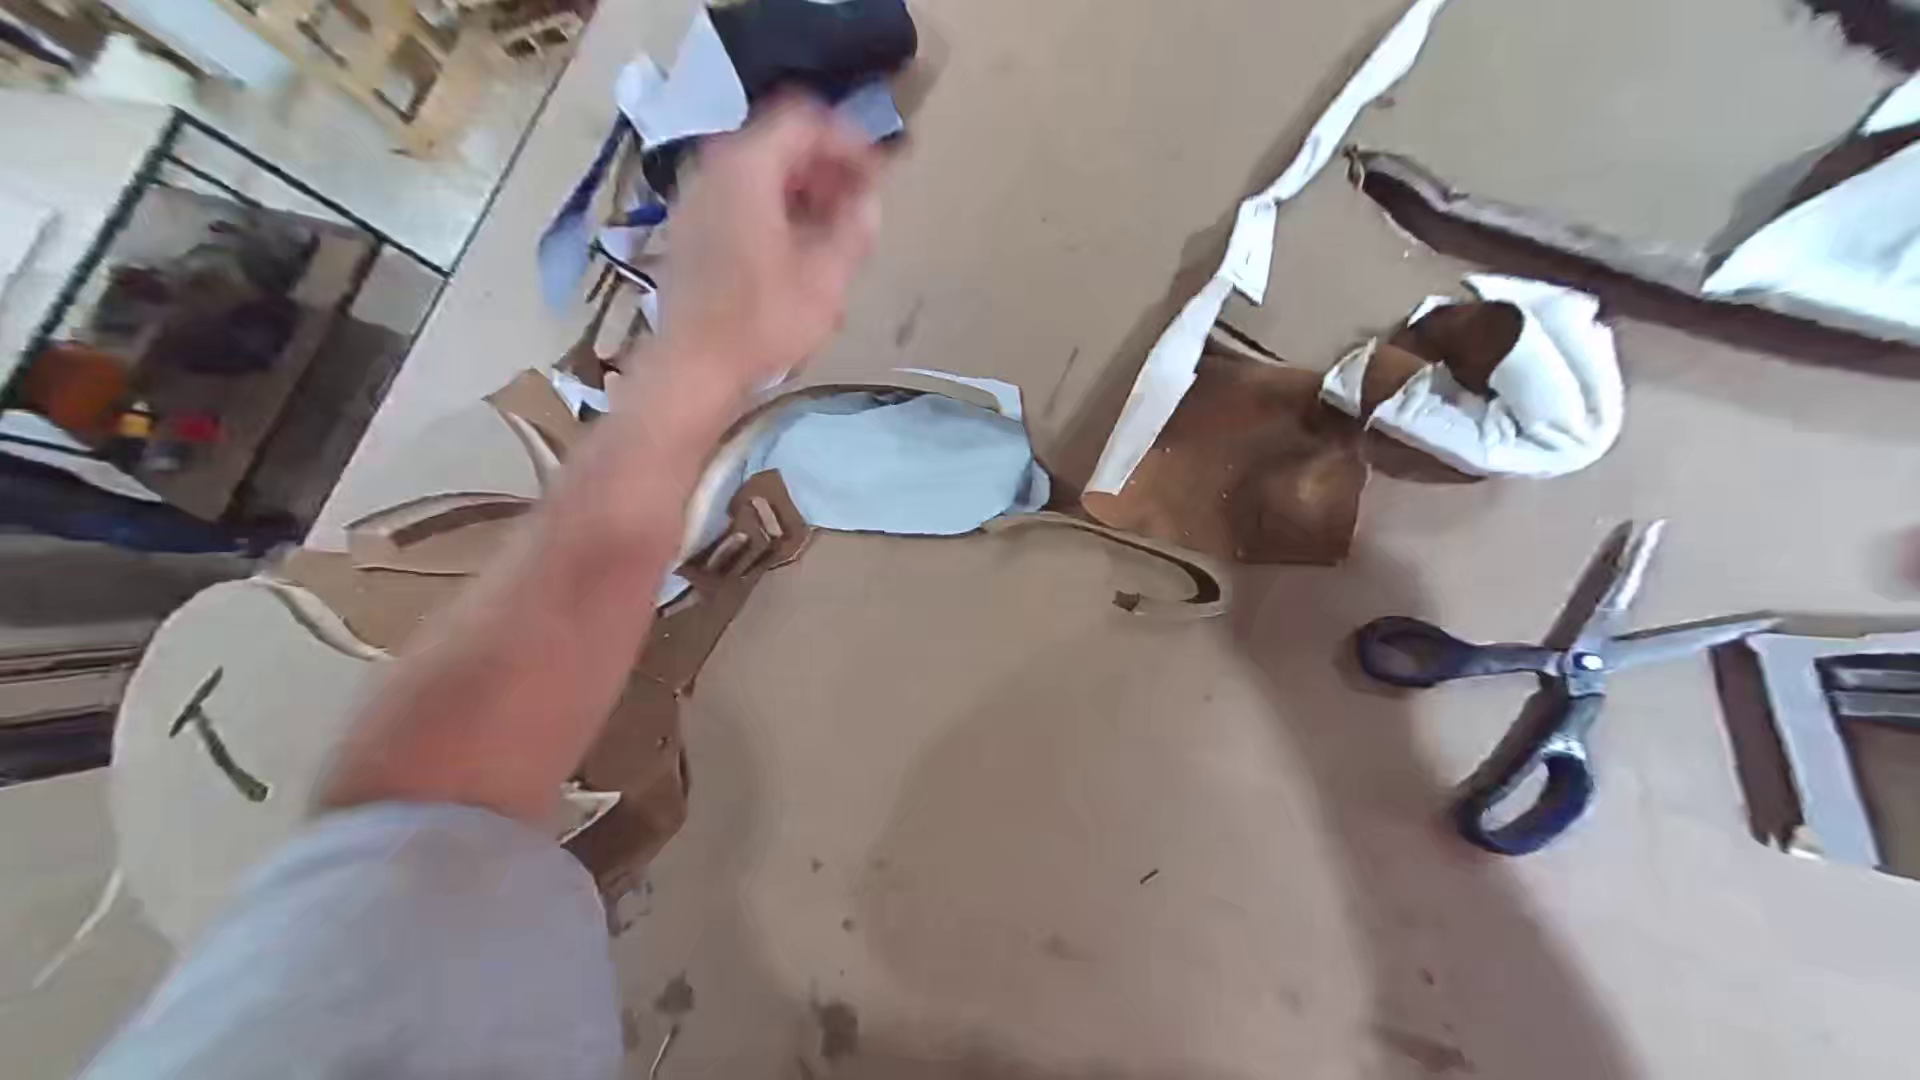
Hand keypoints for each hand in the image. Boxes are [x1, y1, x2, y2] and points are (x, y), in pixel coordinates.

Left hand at [653, 95, 883, 391]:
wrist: (695, 367)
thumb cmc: (762, 323)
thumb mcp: (825, 279)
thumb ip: (854, 230)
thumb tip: (868, 202)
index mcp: (747, 168)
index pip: (804, 122)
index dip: (848, 141)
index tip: (877, 171)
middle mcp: (714, 169)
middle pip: (780, 145)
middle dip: (827, 169)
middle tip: (860, 203)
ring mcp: (696, 200)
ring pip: (760, 175)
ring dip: (804, 194)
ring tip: (836, 231)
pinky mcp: (691, 231)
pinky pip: (741, 201)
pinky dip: (776, 211)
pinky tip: (798, 251)